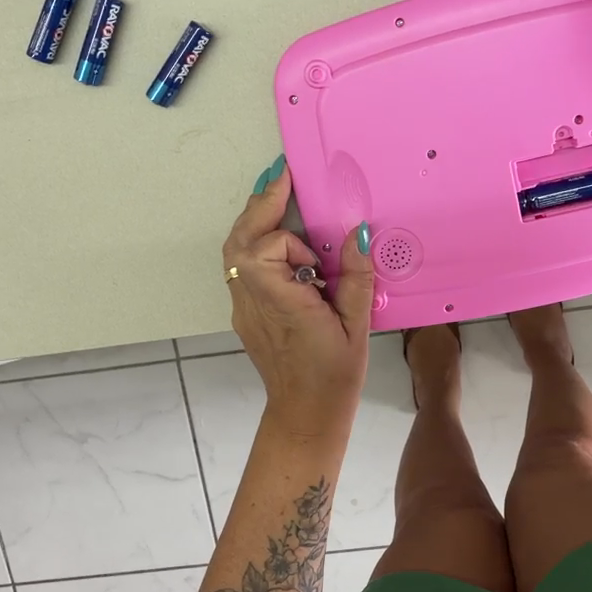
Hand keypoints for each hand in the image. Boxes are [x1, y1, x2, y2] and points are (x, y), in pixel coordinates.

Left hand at [222, 156, 375, 434]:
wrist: (305, 415)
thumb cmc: (334, 376)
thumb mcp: (357, 327)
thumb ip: (356, 277)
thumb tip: (358, 232)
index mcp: (282, 304)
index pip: (263, 251)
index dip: (287, 240)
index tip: (314, 251)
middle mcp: (252, 302)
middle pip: (238, 241)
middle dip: (259, 205)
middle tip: (283, 177)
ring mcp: (242, 308)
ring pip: (233, 253)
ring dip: (254, 221)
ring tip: (277, 196)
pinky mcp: (244, 313)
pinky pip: (241, 268)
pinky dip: (255, 242)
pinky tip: (278, 237)